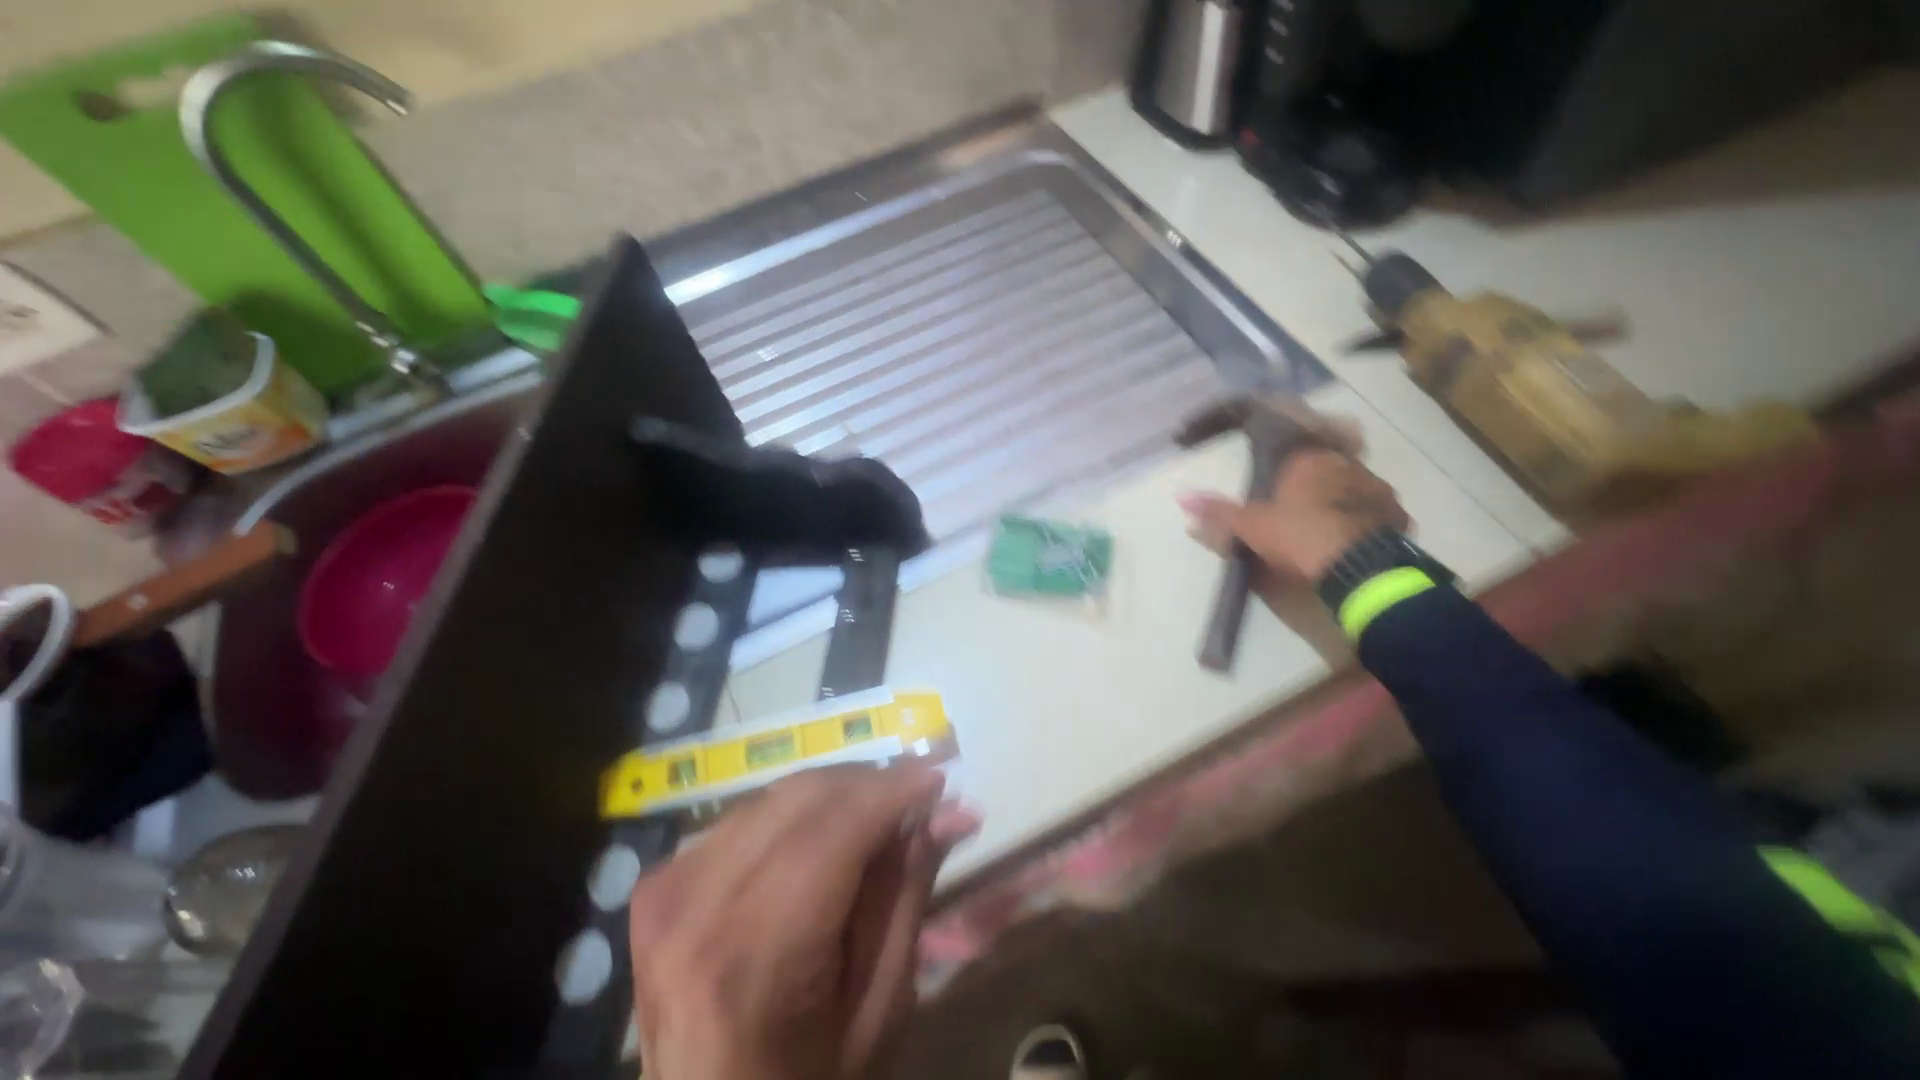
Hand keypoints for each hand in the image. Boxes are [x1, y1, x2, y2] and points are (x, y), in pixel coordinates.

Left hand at [627, 765, 979, 1079]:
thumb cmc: (807, 1076)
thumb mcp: (877, 1008)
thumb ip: (905, 897)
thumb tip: (950, 812)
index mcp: (752, 953)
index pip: (833, 832)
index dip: (891, 792)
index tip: (939, 778)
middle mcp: (695, 904)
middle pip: (800, 800)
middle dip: (867, 785)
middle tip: (917, 797)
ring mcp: (666, 888)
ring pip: (771, 798)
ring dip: (832, 796)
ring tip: (877, 820)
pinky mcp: (656, 882)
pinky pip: (741, 819)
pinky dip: (792, 816)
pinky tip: (822, 839)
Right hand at [1179, 448, 1409, 583]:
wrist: (1358, 567)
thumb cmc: (1298, 535)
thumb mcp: (1250, 527)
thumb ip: (1218, 512)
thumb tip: (1182, 496)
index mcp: (1308, 460)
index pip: (1294, 452)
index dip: (1283, 472)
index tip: (1275, 494)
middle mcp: (1346, 465)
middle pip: (1325, 469)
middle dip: (1313, 488)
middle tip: (1298, 516)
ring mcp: (1376, 489)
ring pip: (1354, 489)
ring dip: (1340, 505)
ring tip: (1326, 533)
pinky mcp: (1397, 516)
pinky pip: (1376, 514)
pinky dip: (1363, 526)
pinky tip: (1353, 545)